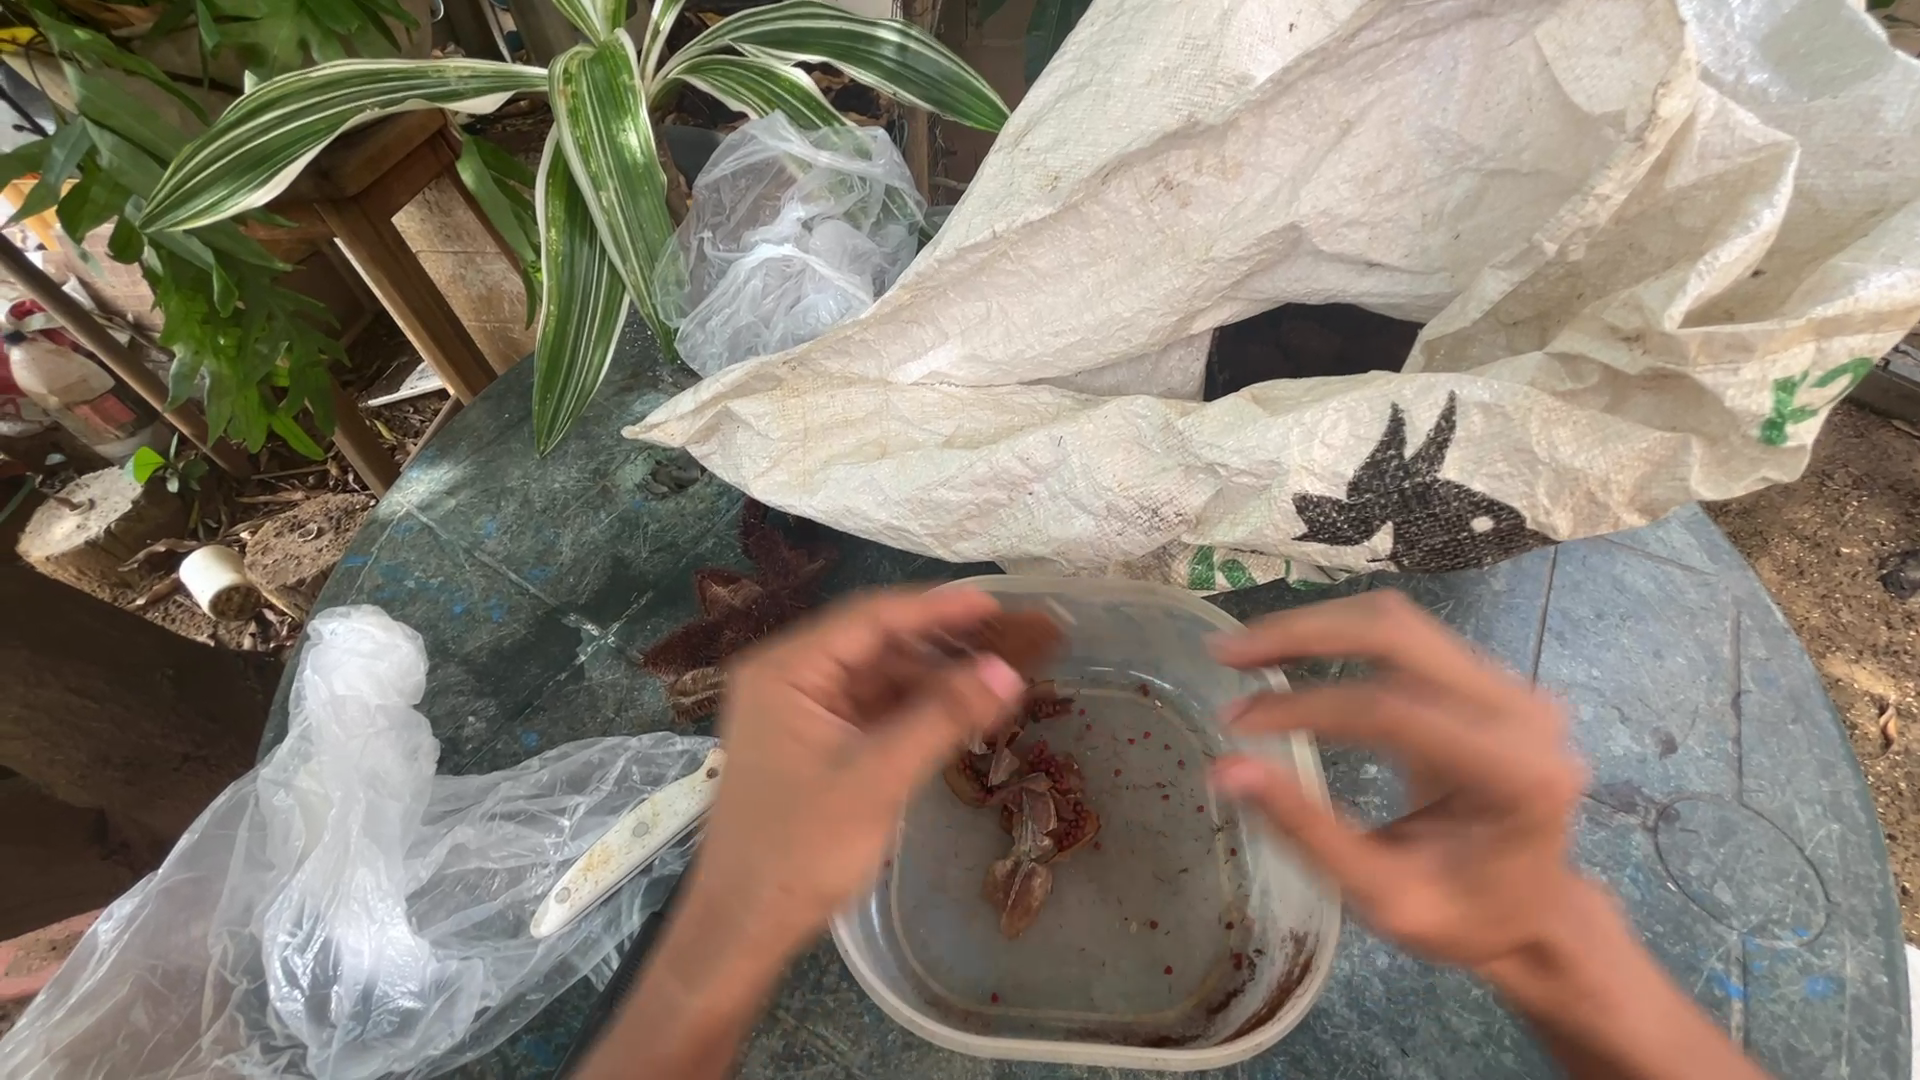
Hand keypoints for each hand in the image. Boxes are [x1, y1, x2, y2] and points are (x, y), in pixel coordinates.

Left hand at [582, 588, 1027, 1079]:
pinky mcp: (816, 738)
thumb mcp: (877, 779)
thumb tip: (1007, 672)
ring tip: (992, 677)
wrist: (744, 928)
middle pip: (875, 642)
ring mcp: (802, 708)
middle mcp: (789, 676)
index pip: (869, 619)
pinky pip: (873, 706)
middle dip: (939, 644)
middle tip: (1004, 641)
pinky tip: (958, 710)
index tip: (993, 603)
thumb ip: (943, 719)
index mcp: (785, 670)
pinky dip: (914, 707)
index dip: (936, 608)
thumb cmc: (799, 851)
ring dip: (932, 677)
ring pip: (878, 674)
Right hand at [1207, 590, 1587, 975]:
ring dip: (1310, 626)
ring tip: (1246, 649)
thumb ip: (1307, 830)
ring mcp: (1507, 684)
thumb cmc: (1464, 914)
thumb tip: (1224, 770)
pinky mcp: (1482, 675)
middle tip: (1226, 652)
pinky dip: (1333, 633)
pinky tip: (1288, 651)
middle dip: (1298, 634)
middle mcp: (1519, 711)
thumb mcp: (1382, 895)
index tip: (1234, 721)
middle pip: (1394, 633)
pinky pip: (1399, 632)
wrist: (1535, 910)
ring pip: (1392, 619)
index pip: (1390, 709)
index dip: (1303, 706)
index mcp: (1514, 773)